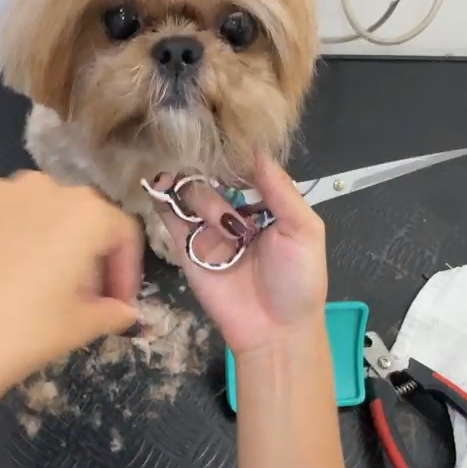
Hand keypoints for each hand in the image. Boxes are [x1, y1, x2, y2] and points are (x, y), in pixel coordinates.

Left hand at [0, 172, 142, 439]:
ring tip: (25, 284)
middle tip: (74, 296)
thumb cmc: (23, 335)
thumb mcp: (79, 328)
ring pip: (26, 209)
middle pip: (74, 215)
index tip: (117, 303)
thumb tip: (123, 311)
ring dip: (36, 239)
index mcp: (85, 212)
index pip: (121, 232)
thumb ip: (111, 311)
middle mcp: (40, 186)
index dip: (126, 270)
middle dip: (82, 252)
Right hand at [154, 154, 327, 355]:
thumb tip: (259, 151)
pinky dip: (164, 200)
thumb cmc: (299, 280)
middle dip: (211, 175)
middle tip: (210, 174)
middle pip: (214, 180)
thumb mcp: (305, 230)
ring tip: (204, 202)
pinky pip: (172, 220)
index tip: (224, 136)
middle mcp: (234, 214)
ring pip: (192, 195)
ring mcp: (208, 231)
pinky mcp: (186, 249)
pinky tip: (161, 185)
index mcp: (264, 207)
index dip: (234, 155)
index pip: (244, 171)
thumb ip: (282, 191)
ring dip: (193, 191)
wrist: (275, 331)